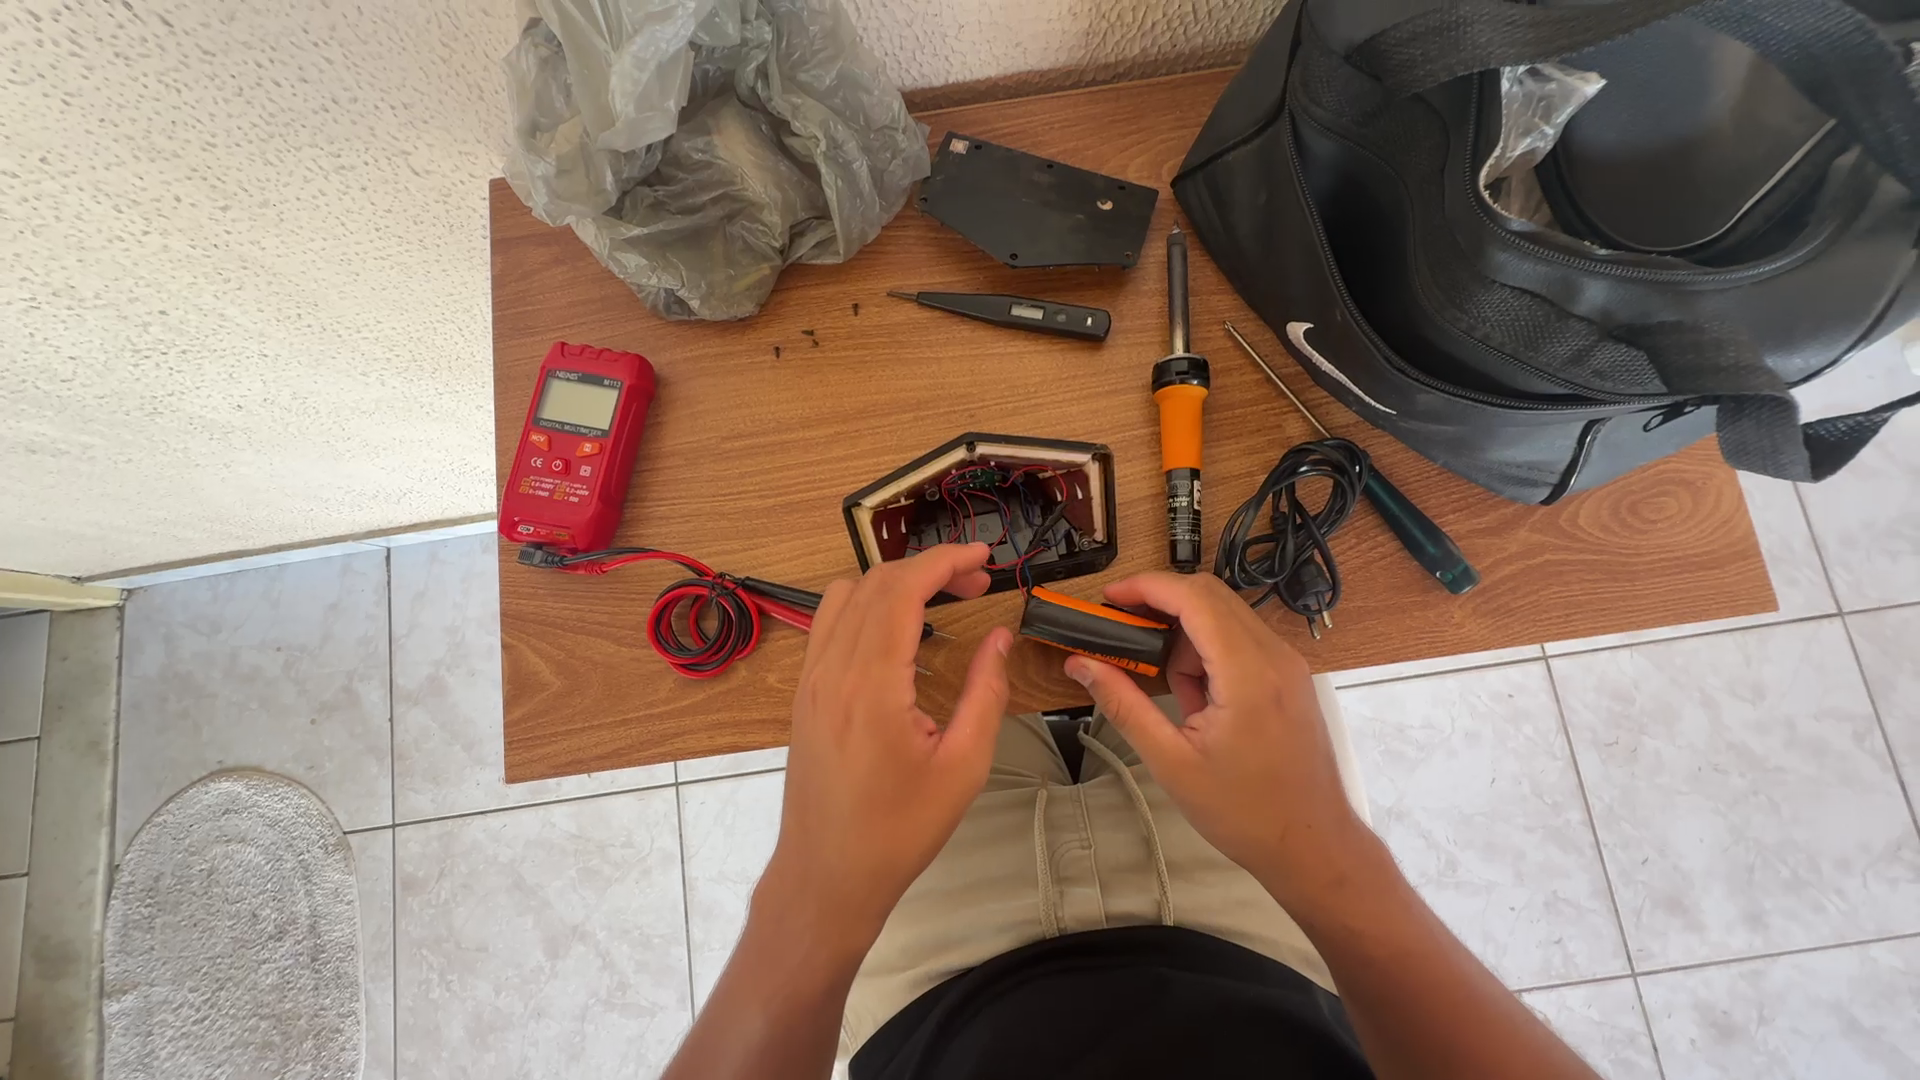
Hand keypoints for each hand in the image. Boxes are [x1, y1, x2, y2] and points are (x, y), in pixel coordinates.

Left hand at [757, 543, 1013, 951]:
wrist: (826, 875)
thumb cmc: (900, 829)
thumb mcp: (963, 766)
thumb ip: (987, 692)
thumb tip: (1000, 636)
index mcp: (871, 683)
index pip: (903, 589)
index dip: (945, 560)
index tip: (984, 557)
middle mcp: (832, 668)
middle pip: (875, 583)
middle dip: (929, 569)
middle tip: (976, 584)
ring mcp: (810, 678)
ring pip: (846, 595)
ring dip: (894, 583)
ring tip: (938, 601)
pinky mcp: (803, 692)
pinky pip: (830, 623)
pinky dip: (866, 606)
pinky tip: (897, 634)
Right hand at [1062, 572, 1368, 907]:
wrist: (1314, 848)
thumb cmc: (1241, 812)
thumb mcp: (1170, 761)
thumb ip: (1122, 704)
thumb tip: (1080, 663)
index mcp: (1247, 673)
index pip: (1194, 598)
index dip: (1146, 587)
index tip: (1107, 599)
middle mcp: (1274, 656)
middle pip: (1210, 595)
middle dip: (1159, 603)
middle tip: (1120, 630)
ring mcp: (1288, 664)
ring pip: (1225, 615)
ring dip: (1184, 633)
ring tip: (1165, 686)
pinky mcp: (1290, 677)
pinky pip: (1241, 639)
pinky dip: (1208, 651)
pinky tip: (1196, 697)